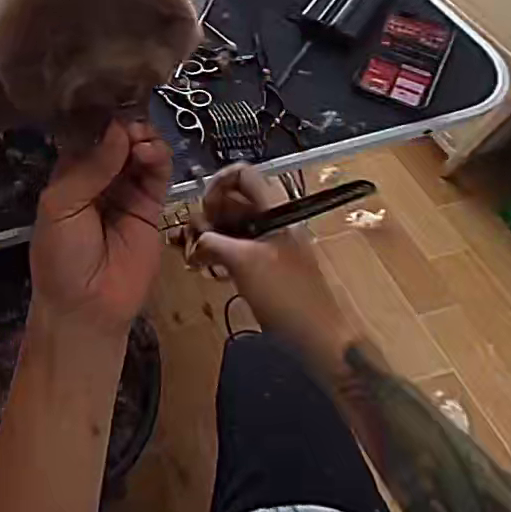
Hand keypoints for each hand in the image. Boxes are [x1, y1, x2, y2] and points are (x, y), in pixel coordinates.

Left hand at [29, 120, 170, 337]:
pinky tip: (151, 153)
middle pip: (118, 140)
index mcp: (71, 174)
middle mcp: (100, 177)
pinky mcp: (152, 205)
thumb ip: (90, 167)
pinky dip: (158, 158)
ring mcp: (128, 190)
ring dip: (143, 139)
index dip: (100, 119)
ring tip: (141, 143)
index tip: (112, 101)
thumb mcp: (60, 207)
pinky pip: (158, 174)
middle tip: (131, 126)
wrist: (88, 307)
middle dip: (125, 127)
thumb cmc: (62, 257)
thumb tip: (118, 129)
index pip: (88, 135)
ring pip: (141, 152)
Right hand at [190, 164, 360, 380]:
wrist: (319, 337)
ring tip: (193, 257)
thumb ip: (212, 243)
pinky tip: (205, 268)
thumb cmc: (286, 294)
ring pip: (232, 225)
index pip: (242, 174)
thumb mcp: (244, 262)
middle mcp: (272, 217)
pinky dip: (219, 252)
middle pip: (233, 199)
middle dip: (207, 215)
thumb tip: (192, 243)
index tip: (203, 210)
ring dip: (209, 236)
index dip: (217, 185)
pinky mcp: (266, 263)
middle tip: (191, 239)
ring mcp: (270, 241)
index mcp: (275, 207)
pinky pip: (237, 246)